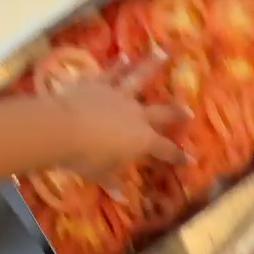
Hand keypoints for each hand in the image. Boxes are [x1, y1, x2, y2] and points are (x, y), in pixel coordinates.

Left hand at [44, 54, 187, 179]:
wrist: (63, 128)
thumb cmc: (84, 158)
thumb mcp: (100, 175)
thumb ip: (112, 184)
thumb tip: (122, 200)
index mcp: (141, 140)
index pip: (165, 150)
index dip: (177, 155)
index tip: (191, 158)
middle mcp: (136, 115)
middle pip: (162, 113)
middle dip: (176, 112)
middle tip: (189, 110)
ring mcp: (118, 96)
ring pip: (139, 78)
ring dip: (151, 66)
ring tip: (161, 54)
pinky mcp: (99, 84)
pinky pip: (111, 73)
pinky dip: (118, 64)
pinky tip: (123, 56)